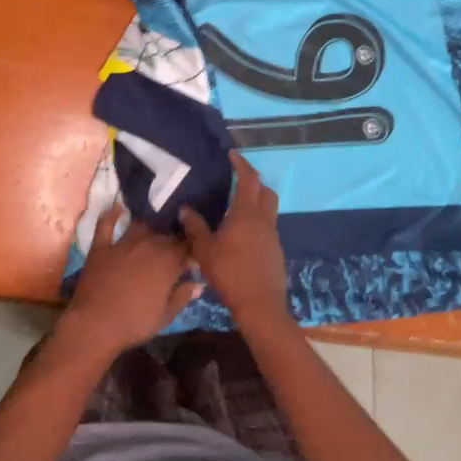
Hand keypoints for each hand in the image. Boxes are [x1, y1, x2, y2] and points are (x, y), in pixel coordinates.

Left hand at [60, 203, 201, 355]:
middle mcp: (147, 245)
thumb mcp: (165, 316)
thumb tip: (199, 283)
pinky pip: (106, 223)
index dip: (192, 249)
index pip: (186, 248)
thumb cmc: (134, 323)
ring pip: (141, 225)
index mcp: (167, 263)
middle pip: (165, 235)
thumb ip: (183, 296)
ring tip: (155, 227)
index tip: (194, 252)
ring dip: (150, 226)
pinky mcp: (101, 245)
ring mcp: (122, 243)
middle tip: (176, 244)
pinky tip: (118, 206)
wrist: (95, 324)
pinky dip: (112, 214)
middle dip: (173, 238)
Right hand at [180, 152, 288, 327]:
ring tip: (236, 208)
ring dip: (257, 202)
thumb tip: (184, 208)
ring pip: (269, 210)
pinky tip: (242, 236)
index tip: (232, 154)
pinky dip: (257, 223)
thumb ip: (195, 227)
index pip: (249, 179)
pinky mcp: (276, 252)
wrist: (260, 305)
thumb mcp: (205, 250)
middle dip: (254, 182)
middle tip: (237, 180)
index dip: (241, 164)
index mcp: (246, 213)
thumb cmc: (230, 272)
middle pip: (266, 191)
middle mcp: (263, 220)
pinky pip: (268, 228)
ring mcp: (273, 236)